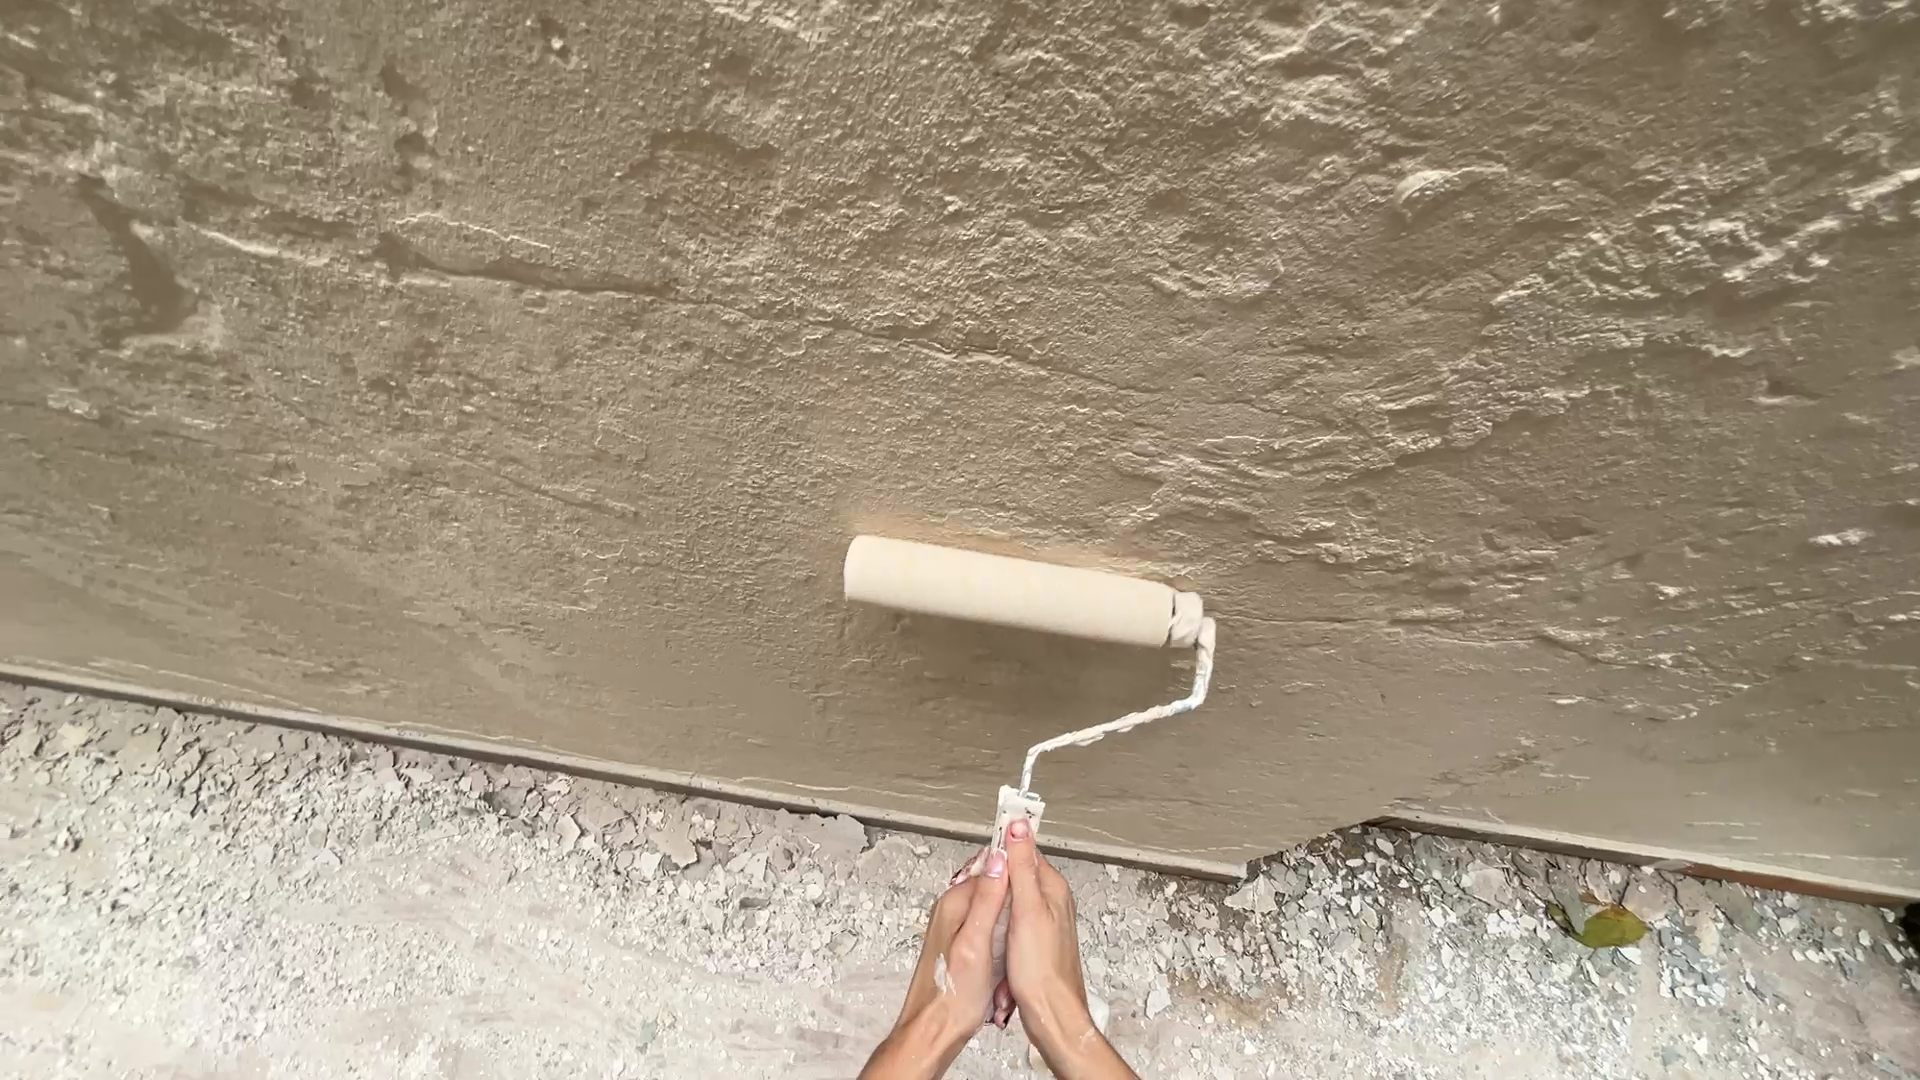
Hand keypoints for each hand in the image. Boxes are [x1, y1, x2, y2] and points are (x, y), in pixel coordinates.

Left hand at [859, 848, 1009, 1079]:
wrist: (933, 1034)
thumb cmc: (951, 997)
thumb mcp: (976, 943)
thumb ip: (987, 900)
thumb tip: (999, 860)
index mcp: (954, 903)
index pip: (991, 868)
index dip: (1015, 874)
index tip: (1033, 880)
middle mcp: (953, 910)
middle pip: (994, 890)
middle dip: (1013, 907)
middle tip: (1022, 929)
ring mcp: (958, 928)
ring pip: (995, 913)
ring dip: (1009, 930)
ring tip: (1013, 953)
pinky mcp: (964, 946)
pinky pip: (992, 933)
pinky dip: (1004, 946)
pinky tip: (1005, 964)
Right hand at [1004, 819, 1138, 1079]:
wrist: (1051, 1016)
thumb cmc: (1041, 970)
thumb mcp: (1026, 909)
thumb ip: (1021, 865)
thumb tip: (1019, 824)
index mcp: (1052, 886)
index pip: (1024, 849)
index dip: (1001, 847)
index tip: (984, 848)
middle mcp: (1052, 899)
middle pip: (1016, 872)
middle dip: (995, 879)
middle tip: (977, 888)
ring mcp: (1044, 920)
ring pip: (1011, 898)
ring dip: (995, 905)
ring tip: (983, 915)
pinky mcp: (1034, 939)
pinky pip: (1010, 919)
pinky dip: (998, 924)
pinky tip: (990, 935)